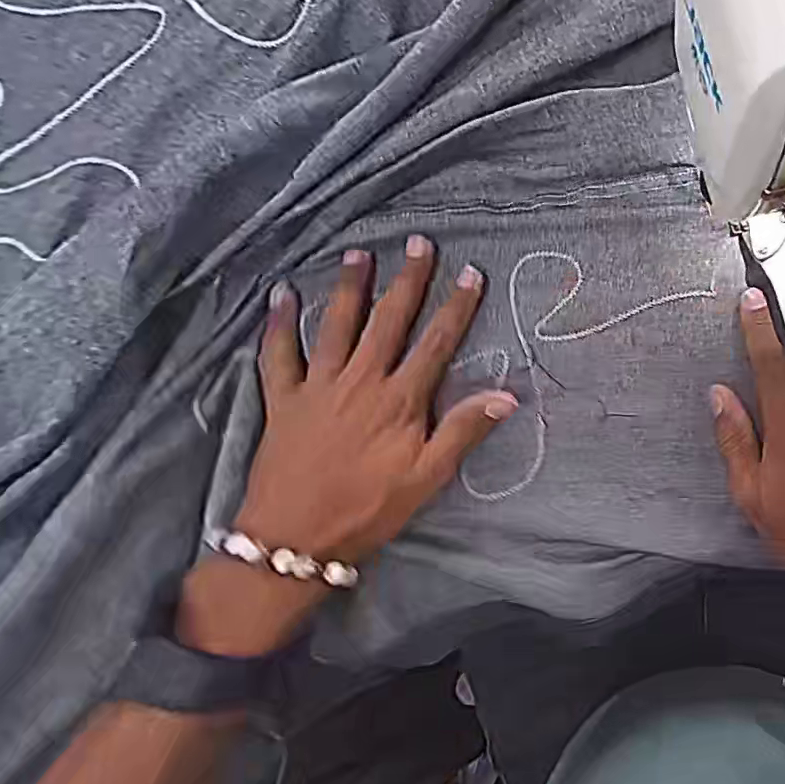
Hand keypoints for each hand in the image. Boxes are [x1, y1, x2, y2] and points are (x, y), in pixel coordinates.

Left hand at [178, 235, 517, 655]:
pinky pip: (278, 353)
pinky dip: (279, 323)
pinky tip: (282, 294)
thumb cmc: (369, 508)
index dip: (456, 307)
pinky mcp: (282, 399)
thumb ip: (463, 431)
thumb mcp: (427, 477)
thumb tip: (507, 395)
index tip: (470, 273)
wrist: (294, 540)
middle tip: (419, 243)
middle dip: (408, 281)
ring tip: (360, 252)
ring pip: (337, 325)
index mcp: (400, 400)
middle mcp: (361, 381)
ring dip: (351, 287)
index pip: (435, 343)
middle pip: (389, 321)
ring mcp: (318, 386)